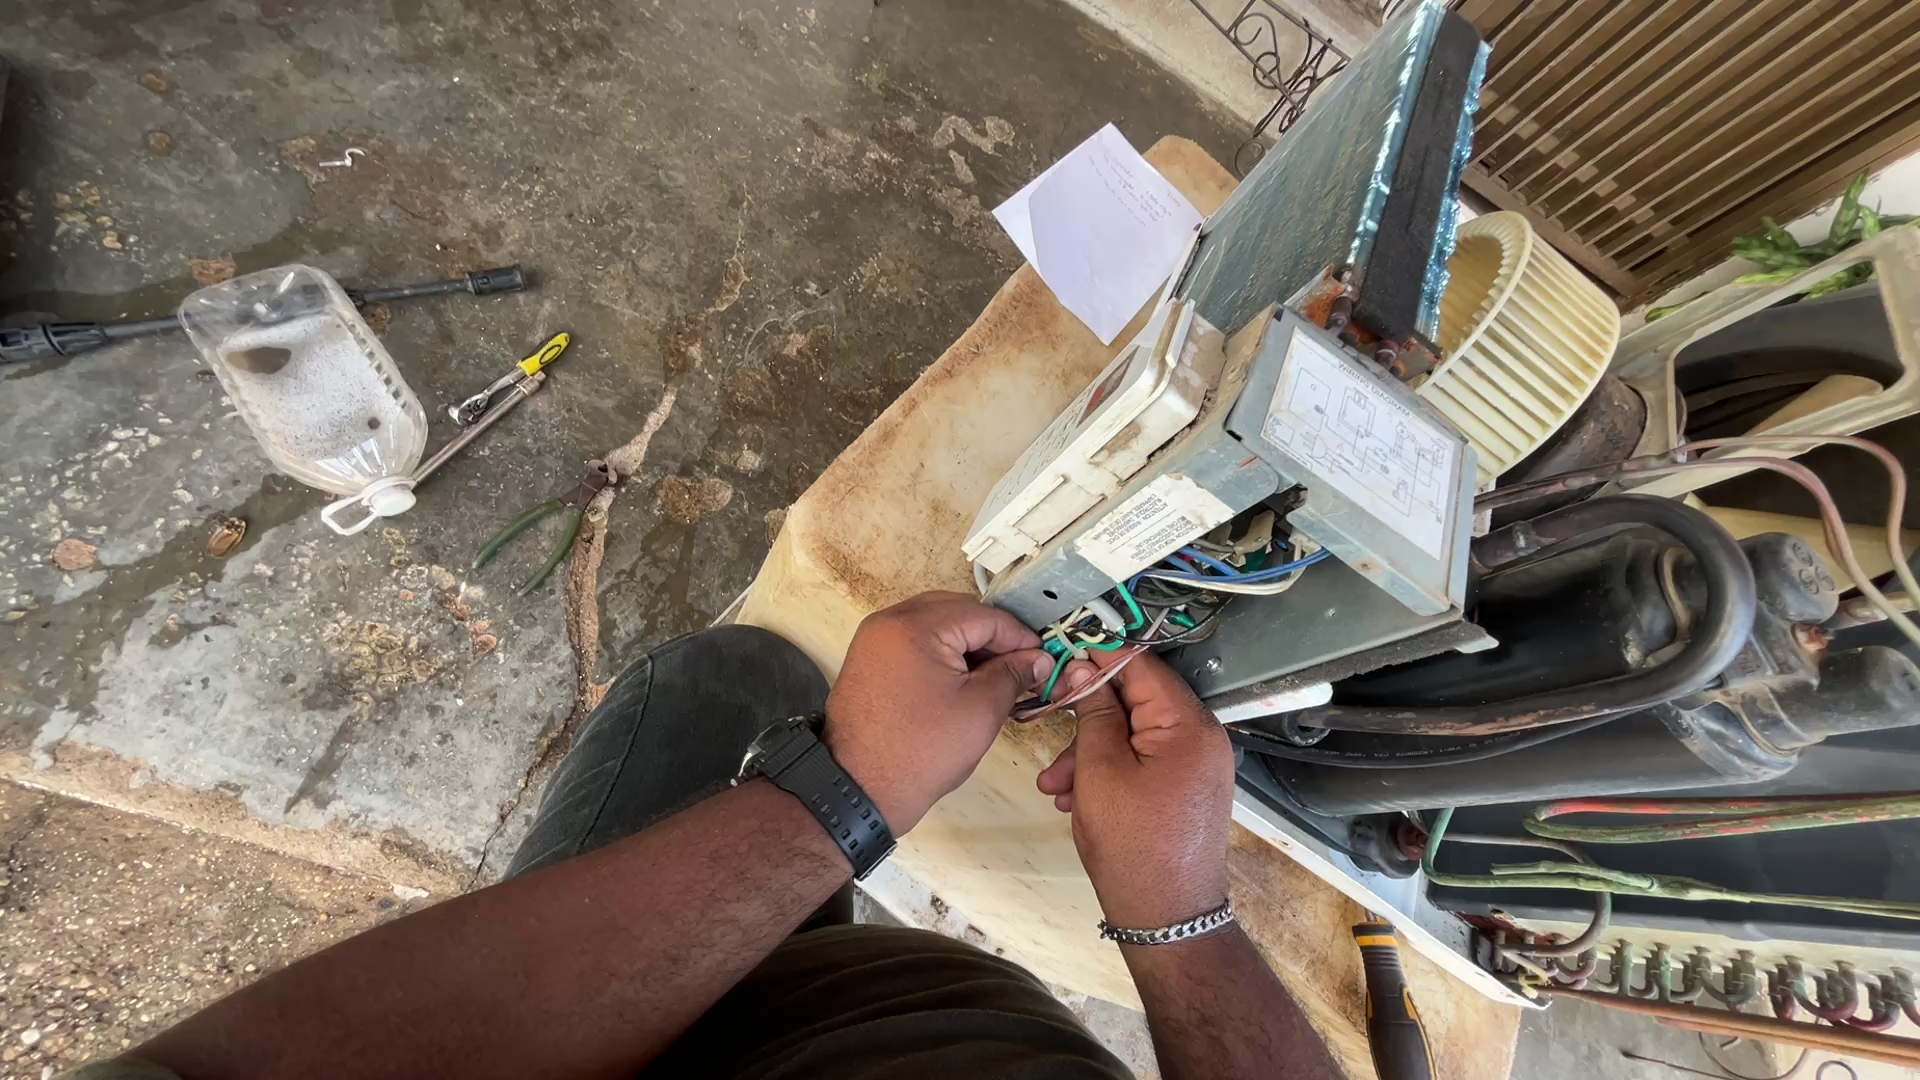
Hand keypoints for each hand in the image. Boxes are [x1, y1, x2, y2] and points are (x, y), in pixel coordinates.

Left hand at [824, 591, 1051, 833]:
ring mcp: (875, 638)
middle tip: (1021, 665)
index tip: (1042, 657)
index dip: (1019, 636)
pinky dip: (942, 651)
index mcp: (916, 626)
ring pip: (936, 623)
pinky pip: (916, 639)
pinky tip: (963, 678)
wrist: (857, 790)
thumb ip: (1013, 674)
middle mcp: (890, 621)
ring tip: (995, 675)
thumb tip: (1037, 658)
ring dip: (968, 642)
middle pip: (958, 611)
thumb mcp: (981, 710)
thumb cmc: (919, 753)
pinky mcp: (870, 657)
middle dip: (993, 636)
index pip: (983, 616)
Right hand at [1036, 649, 1235, 928]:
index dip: (1100, 655)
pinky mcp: (1186, 787)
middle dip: (1087, 717)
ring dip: (1090, 751)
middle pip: (1135, 702)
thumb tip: (1082, 669)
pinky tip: (1074, 796)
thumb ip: (1092, 711)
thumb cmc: (1131, 842)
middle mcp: (1201, 737)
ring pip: (1133, 735)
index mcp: (1188, 725)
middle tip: (1049, 725)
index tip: (1062, 653)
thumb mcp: (1100, 769)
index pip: (1142, 666)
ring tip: (1054, 785)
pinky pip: (1143, 761)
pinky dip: (1109, 771)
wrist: (1167, 921)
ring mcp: (1196, 764)